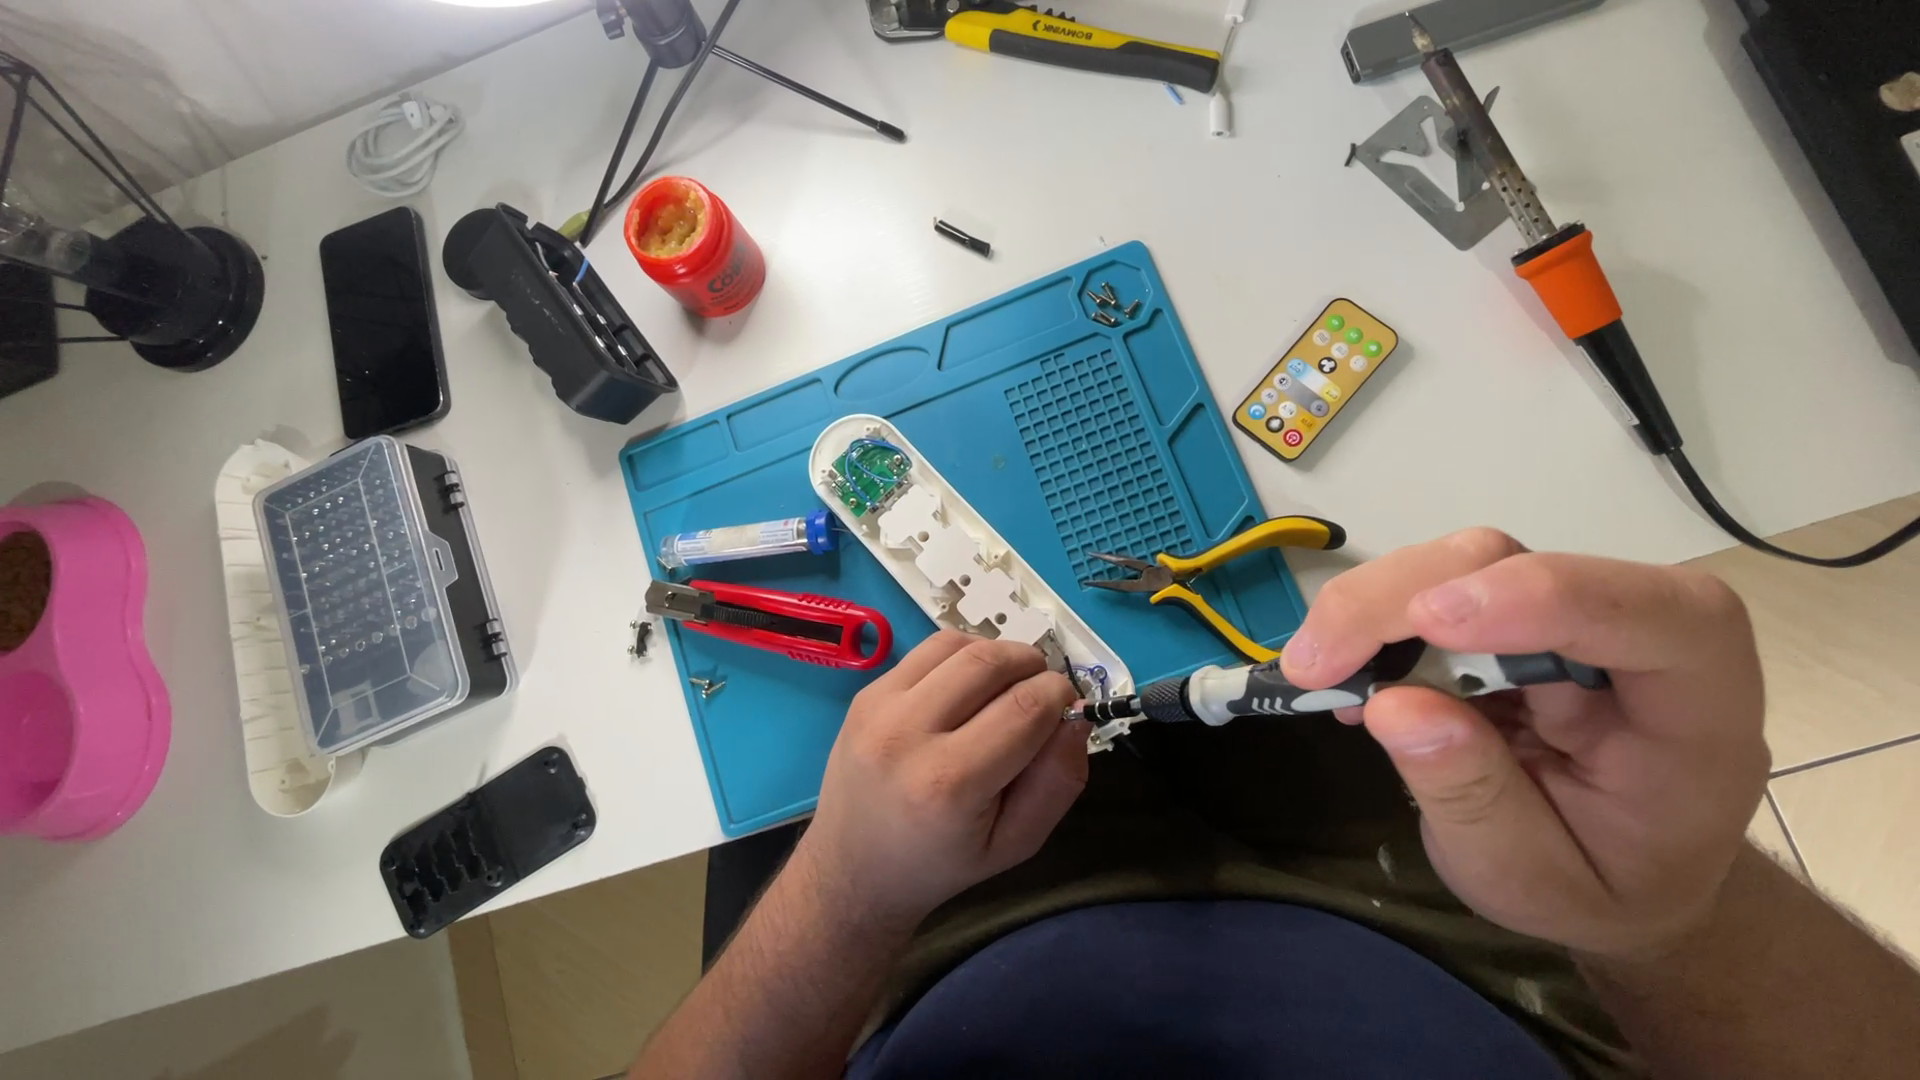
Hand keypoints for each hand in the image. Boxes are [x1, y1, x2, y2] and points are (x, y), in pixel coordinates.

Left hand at [794, 631, 1089, 928]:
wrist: (854, 867)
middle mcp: (908, 736)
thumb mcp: (1017, 842)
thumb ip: (1059, 780)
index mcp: (950, 784)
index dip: (1060, 695)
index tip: (1067, 706)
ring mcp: (879, 708)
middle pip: (990, 663)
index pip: (1026, 708)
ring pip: (957, 645)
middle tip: (1043, 689)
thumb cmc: (942, 863)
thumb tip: (1075, 716)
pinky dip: (962, 654)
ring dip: (998, 653)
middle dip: (1033, 665)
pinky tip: (969, 684)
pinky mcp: (866, 693)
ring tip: (1008, 683)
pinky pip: (926, 649)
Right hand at [1280, 529, 1769, 960]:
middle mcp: (1624, 638)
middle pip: (1517, 564)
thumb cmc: (1592, 883)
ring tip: (1311, 671)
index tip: (1428, 621)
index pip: (1664, 618)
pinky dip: (1366, 621)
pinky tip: (1338, 673)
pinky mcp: (1496, 617)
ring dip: (1368, 605)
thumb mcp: (1530, 878)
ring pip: (1458, 562)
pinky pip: (1425, 587)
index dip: (1549, 597)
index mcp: (1692, 713)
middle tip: (1314, 663)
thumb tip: (1391, 706)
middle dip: (1400, 599)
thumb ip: (1473, 799)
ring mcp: (1554, 617)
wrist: (1606, 873)